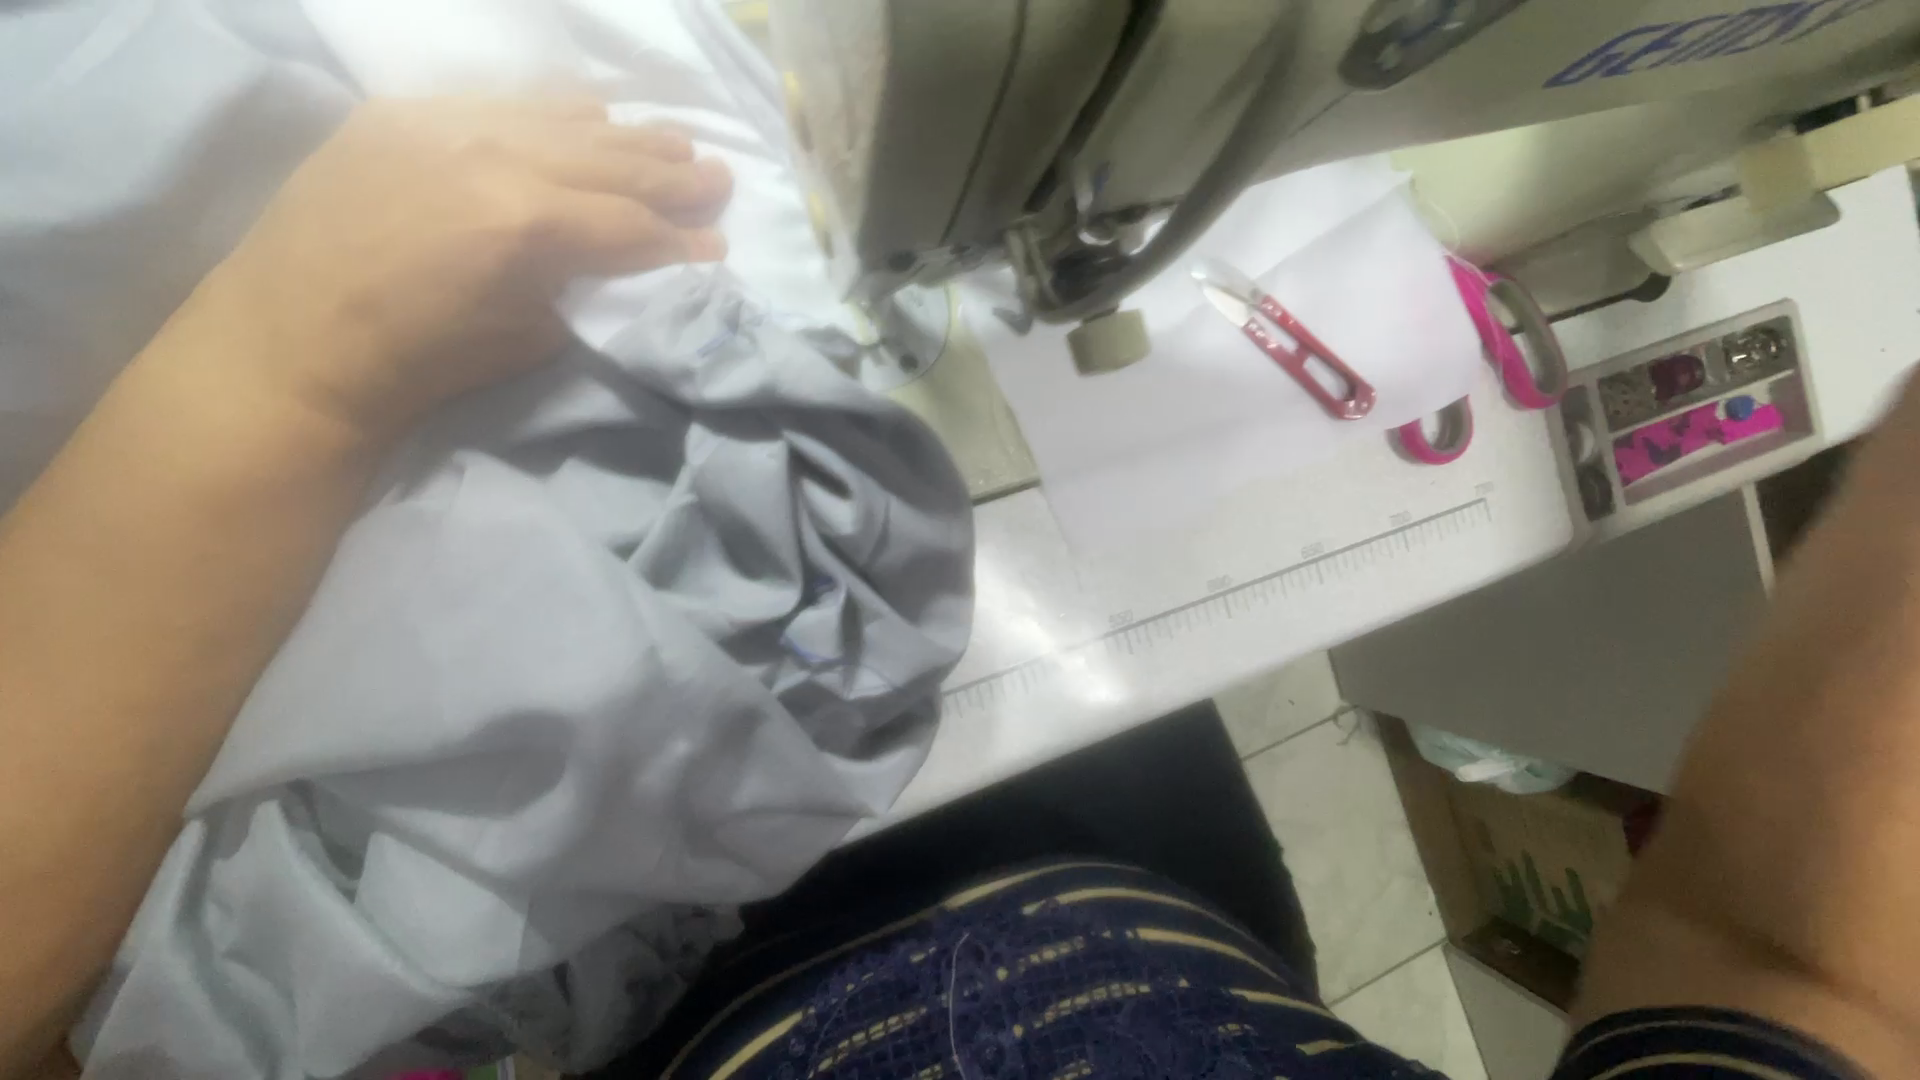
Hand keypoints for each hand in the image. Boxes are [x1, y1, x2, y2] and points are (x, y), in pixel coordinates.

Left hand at [174, 98, 733, 437]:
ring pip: (564, 123)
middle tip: (720, 179)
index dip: (680, 239)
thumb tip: (631, 263)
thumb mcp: (530, 336)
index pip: (629, 224)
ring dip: (628, 137)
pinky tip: (597, 113)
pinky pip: (505, 101)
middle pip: (609, 163)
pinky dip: (561, 111)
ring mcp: (443, 123)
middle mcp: (492, 155)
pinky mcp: (405, 114)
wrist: (294, 340)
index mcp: (527, 225)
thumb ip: (587, 286)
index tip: (719, 245)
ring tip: (679, 142)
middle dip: (673, 178)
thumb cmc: (424, 362)